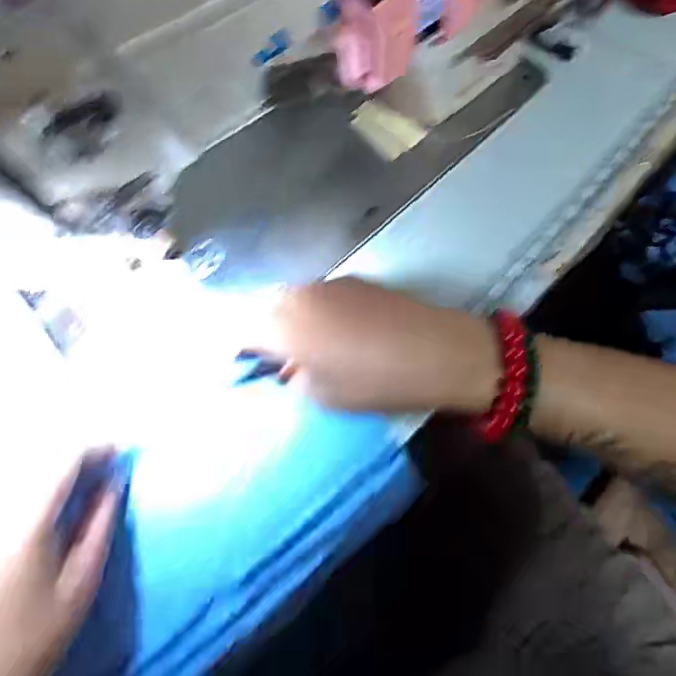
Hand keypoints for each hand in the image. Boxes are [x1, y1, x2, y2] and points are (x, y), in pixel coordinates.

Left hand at [0, 450, 121, 675]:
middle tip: (97, 463)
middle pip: (29, 450)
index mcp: (19, 521)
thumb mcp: (76, 592)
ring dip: (30, 454)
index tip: (121, 454)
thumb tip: (113, 483)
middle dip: (70, 447)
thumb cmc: (19, 650)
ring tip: (56, 469)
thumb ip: (98, 527)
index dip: (99, 446)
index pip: (65, 455)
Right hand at [261, 278, 500, 414]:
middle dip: (265, 332)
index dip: (239, 351)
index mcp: (283, 324)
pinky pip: (322, 295)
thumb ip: (293, 377)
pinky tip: (339, 334)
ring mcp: (330, 282)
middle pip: (267, 309)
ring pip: (295, 299)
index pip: (241, 331)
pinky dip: (319, 311)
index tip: (246, 370)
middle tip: (276, 362)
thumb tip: (286, 368)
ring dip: (293, 319)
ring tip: (310, 350)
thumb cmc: (375, 380)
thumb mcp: (323, 394)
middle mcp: (300, 294)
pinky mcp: (357, 280)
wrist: (437, 349)